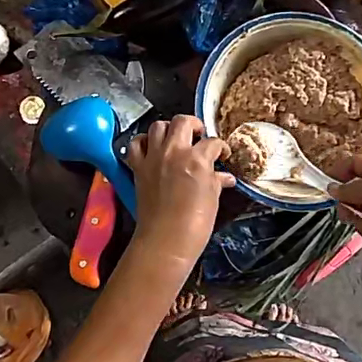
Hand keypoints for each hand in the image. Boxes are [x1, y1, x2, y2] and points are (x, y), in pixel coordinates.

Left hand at [126, 115, 232, 268]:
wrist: (166, 240)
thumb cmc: (195, 223)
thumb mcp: (212, 199)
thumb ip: (216, 181)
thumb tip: (225, 177)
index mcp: (197, 159)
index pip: (213, 143)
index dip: (221, 147)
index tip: (222, 154)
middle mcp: (174, 151)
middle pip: (183, 122)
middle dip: (194, 125)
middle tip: (199, 135)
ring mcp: (153, 157)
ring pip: (158, 126)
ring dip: (168, 129)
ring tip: (175, 139)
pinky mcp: (138, 167)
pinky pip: (136, 144)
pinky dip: (143, 142)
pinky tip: (151, 149)